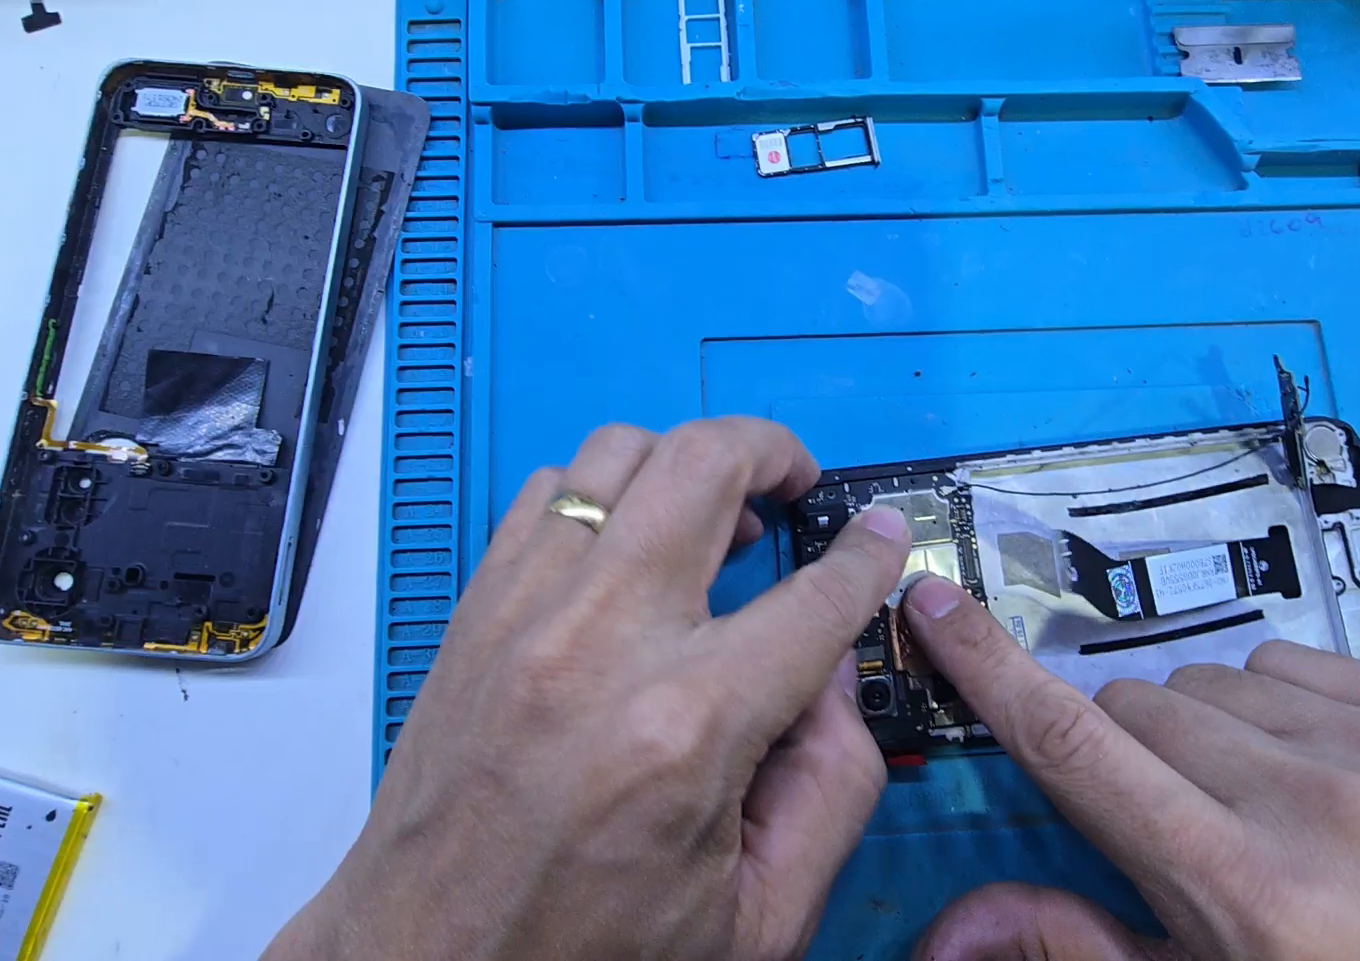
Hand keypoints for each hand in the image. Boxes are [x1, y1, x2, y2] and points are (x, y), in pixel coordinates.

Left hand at [267, 419, 909, 960]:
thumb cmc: (592, 957)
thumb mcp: (762, 915)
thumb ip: (837, 780)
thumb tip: (832, 664)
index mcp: (688, 726)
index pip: (813, 599)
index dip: (865, 556)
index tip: (879, 532)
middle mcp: (601, 639)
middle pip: (702, 465)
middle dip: (772, 449)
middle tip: (795, 477)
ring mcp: (526, 608)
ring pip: (618, 454)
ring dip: (683, 462)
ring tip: (713, 510)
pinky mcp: (479, 605)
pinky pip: (548, 491)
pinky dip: (605, 491)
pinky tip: (626, 540)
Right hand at [900, 575, 1359, 960]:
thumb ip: (1068, 947)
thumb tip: (939, 936)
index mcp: (1247, 896)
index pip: (1071, 746)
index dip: (987, 667)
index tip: (933, 602)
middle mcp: (1323, 811)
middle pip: (1134, 705)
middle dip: (1131, 753)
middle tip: (1185, 824)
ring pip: (1208, 680)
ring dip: (1209, 732)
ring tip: (1271, 808)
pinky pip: (1295, 661)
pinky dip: (1285, 710)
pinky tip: (1337, 780)